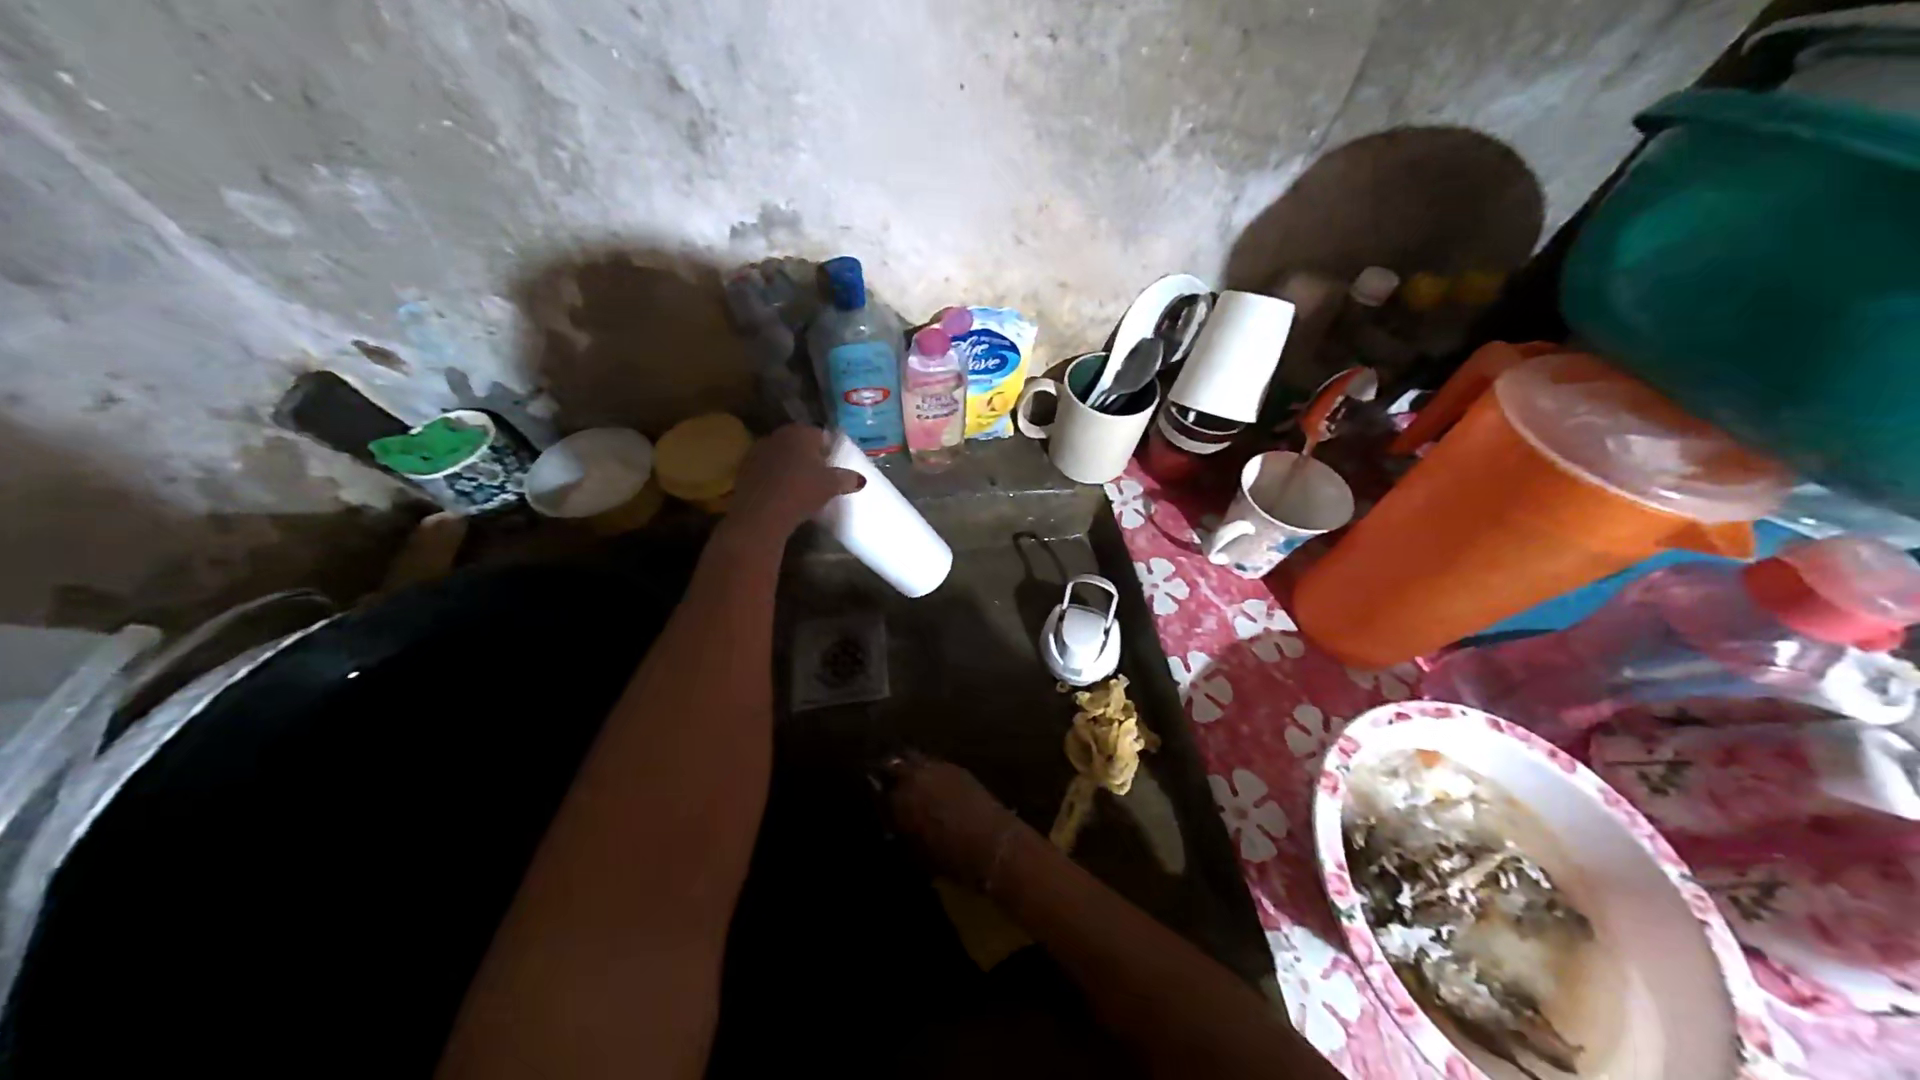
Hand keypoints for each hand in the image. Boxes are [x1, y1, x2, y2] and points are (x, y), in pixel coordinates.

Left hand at [725, 424, 862, 539]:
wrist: (762, 513)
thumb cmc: (802, 492)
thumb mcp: (831, 486)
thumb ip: (847, 478)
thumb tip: (860, 479)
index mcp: (802, 433)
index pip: (821, 435)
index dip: (829, 449)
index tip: (834, 465)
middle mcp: (779, 435)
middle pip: (799, 442)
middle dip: (809, 455)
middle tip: (819, 475)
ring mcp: (759, 450)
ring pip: (781, 454)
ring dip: (790, 465)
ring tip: (799, 485)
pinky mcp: (745, 467)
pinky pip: (767, 468)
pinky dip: (774, 475)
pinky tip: (781, 492)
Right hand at [885, 754, 1026, 888]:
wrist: (992, 844)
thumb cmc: (950, 857)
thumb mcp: (915, 853)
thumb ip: (900, 835)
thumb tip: (896, 829)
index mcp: (898, 799)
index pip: (879, 793)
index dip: (880, 800)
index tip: (882, 807)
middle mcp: (914, 777)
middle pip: (894, 766)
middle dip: (891, 775)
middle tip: (891, 786)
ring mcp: (937, 768)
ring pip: (915, 760)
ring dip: (911, 769)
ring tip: (912, 783)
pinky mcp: (958, 768)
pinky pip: (935, 765)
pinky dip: (931, 772)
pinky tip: (934, 784)